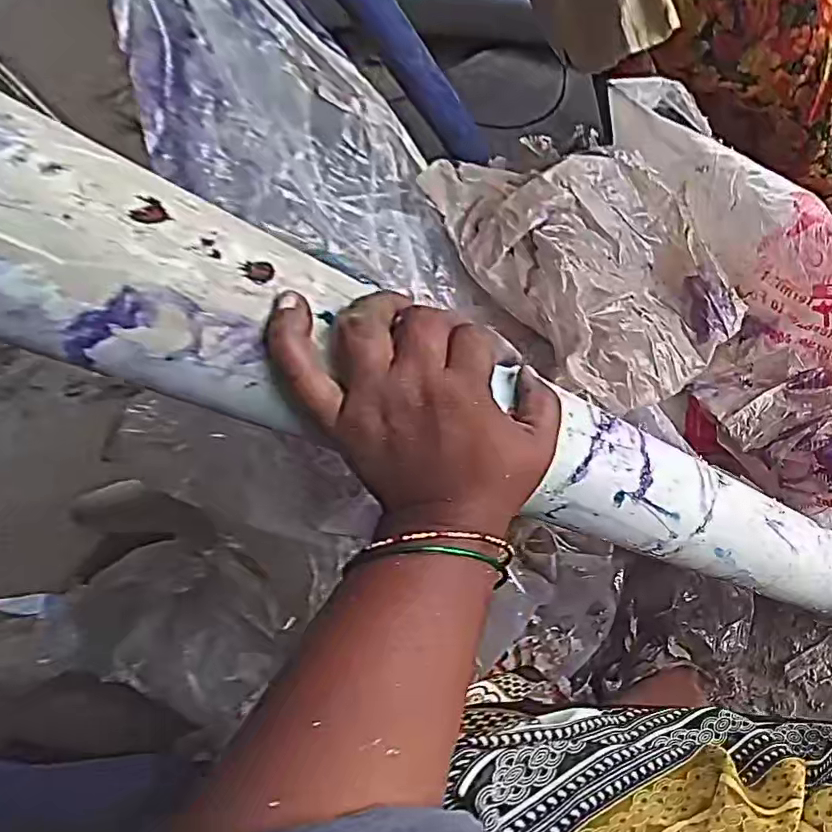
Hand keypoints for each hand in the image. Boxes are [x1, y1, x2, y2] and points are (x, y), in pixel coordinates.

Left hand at [265, 290, 558, 536]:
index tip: (488, 357)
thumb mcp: (539, 446)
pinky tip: (292, 305)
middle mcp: (415, 383)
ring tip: (391, 309)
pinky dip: (288, 334)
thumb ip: (543, 401)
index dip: (484, 341)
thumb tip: (527, 372)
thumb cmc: (493, 487)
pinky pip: (300, 370)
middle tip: (446, 337)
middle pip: (422, 321)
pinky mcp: (339, 418)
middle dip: (439, 320)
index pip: (472, 337)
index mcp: (464, 389)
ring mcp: (371, 397)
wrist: (447, 526)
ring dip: (378, 308)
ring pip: (364, 327)